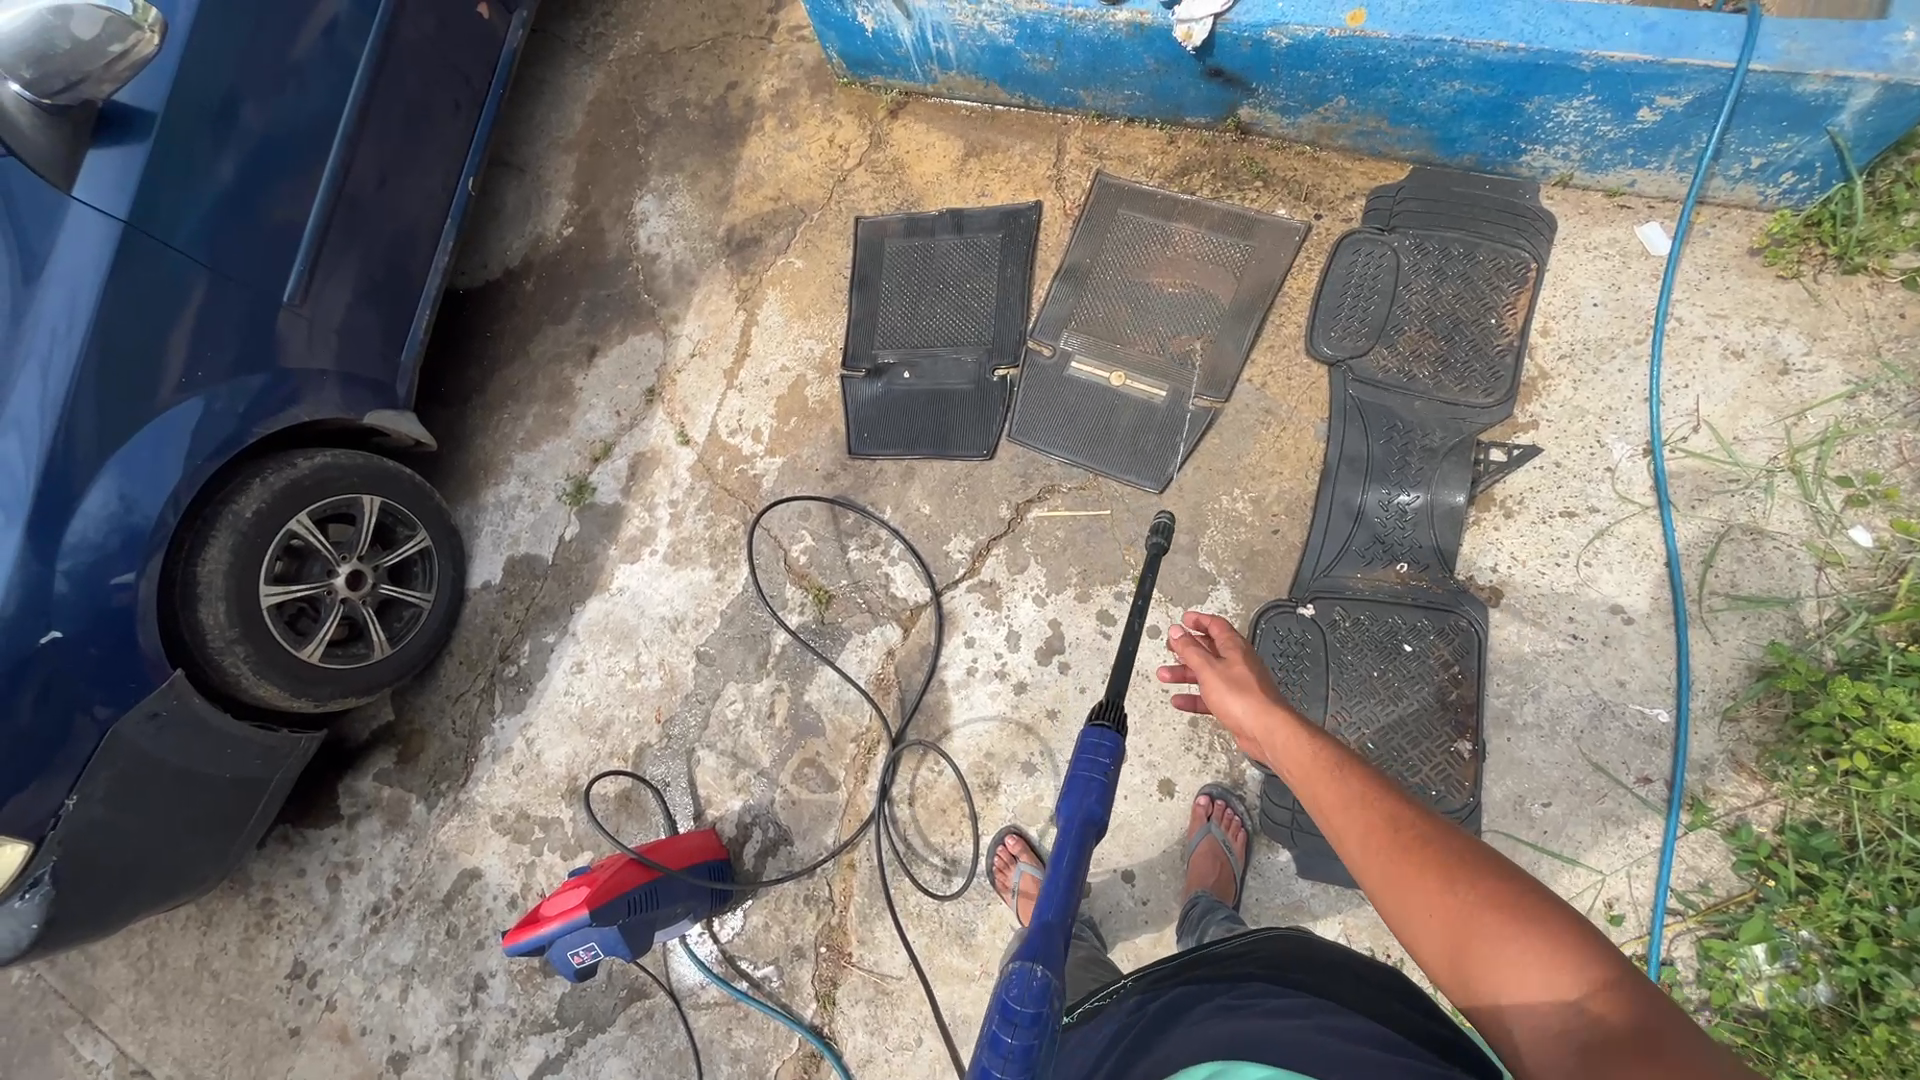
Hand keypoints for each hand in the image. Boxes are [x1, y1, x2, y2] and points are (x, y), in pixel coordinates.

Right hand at [1157, 611, 1303, 764]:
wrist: (1265, 731)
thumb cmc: (1245, 698)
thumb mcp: (1209, 668)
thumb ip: (1190, 649)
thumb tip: (1177, 631)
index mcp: (1234, 648)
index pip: (1215, 625)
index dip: (1198, 620)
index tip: (1185, 620)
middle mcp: (1238, 663)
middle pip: (1209, 650)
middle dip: (1187, 649)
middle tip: (1172, 647)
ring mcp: (1237, 684)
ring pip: (1207, 674)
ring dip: (1185, 673)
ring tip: (1166, 675)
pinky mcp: (1235, 704)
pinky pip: (1210, 696)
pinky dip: (1194, 697)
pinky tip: (1180, 700)